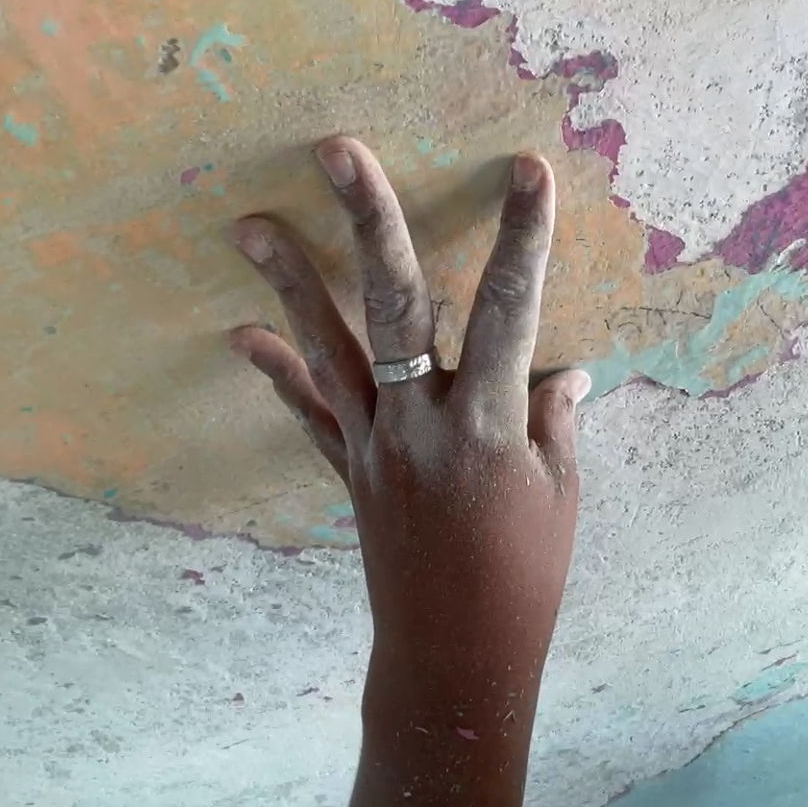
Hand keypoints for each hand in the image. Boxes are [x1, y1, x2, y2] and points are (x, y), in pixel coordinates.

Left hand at [228, 136, 589, 805]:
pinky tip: (243, 334)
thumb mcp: (560, 491)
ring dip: (290, 282)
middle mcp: (419, 418)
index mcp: (487, 421)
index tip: (529, 175)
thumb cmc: (524, 574)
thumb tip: (564, 371)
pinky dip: (279, 371)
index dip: (522, 238)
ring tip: (248, 225)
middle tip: (337, 152)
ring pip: (328, 347)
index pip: (510, 309)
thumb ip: (555, 418)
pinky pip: (311, 411)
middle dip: (371, 220)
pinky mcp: (351, 467)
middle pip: (395, 304)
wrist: (454, 655)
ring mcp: (373, 442)